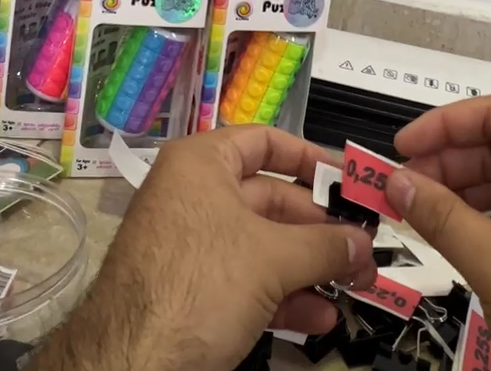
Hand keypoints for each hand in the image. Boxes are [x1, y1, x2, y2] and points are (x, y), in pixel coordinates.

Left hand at [33, 126, 376, 370]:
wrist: (128, 366)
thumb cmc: (195, 286)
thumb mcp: (270, 259)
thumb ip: (323, 245)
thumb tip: (363, 243)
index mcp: (202, 164)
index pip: (265, 141)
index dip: (310, 158)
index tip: (348, 180)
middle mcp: (195, 196)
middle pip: (271, 198)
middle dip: (321, 228)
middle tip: (363, 246)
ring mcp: (193, 246)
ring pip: (264, 245)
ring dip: (311, 267)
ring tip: (354, 285)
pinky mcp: (192, 291)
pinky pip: (248, 281)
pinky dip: (285, 296)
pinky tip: (320, 317)